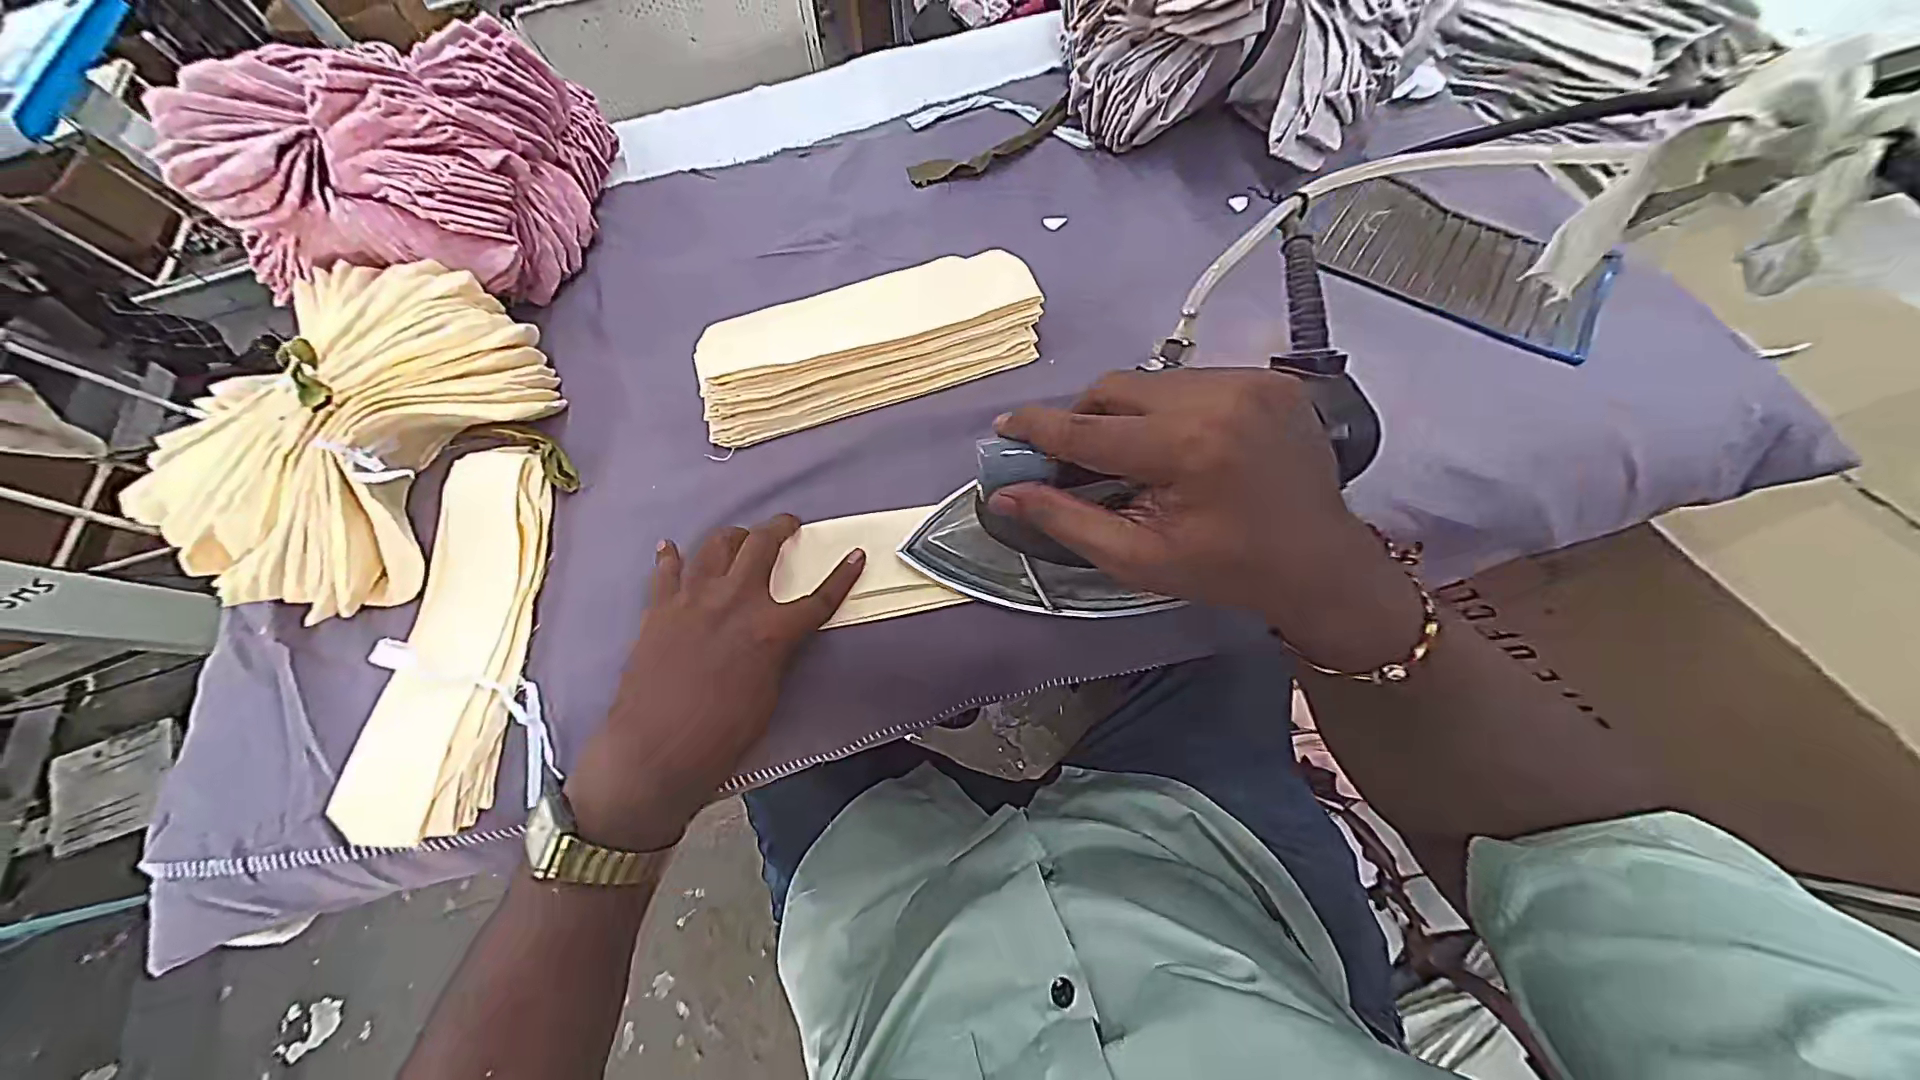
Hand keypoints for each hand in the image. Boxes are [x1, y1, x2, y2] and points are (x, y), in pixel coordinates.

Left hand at [563, 515, 863, 850]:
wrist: (655, 750)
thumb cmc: (722, 735)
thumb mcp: (769, 692)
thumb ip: (777, 652)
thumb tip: (774, 637)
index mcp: (771, 630)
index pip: (818, 598)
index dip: (842, 576)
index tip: (854, 555)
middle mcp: (735, 601)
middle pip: (762, 547)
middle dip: (780, 528)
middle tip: (788, 524)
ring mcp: (693, 600)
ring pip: (715, 547)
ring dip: (733, 536)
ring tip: (740, 535)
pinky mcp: (659, 609)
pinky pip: (666, 571)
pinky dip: (671, 557)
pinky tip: (670, 547)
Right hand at [992, 368, 1421, 670]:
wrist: (1320, 564)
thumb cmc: (1226, 571)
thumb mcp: (1137, 558)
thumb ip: (1066, 520)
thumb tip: (1006, 495)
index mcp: (1188, 448)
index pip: (1088, 430)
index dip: (1038, 428)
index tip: (1005, 427)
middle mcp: (1219, 398)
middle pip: (1115, 390)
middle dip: (1084, 420)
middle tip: (1074, 457)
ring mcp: (1250, 381)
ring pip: (1150, 382)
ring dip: (1126, 415)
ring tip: (1133, 457)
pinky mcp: (1269, 379)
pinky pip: (1189, 381)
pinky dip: (1166, 409)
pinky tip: (1176, 446)